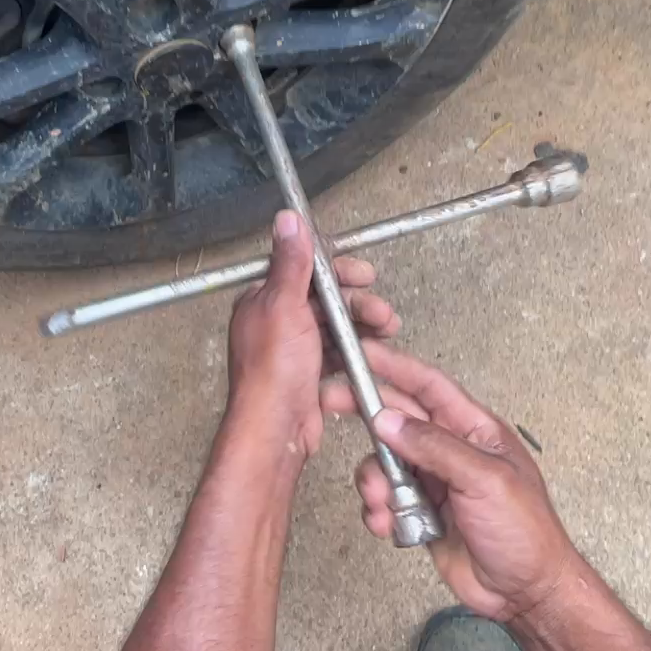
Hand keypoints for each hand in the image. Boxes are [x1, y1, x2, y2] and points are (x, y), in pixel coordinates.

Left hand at [222, 211, 399, 462]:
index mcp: (262, 300)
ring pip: (335, 325)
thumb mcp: (284, 308)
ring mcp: (293, 348)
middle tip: (380, 310)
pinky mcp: (308, 372)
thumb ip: (290, 264)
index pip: (303, 270)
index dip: (336, 270)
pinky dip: (356, 349)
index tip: (363, 274)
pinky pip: (338, 352)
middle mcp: (275, 321)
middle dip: (357, 301)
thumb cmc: (272, 373)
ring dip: (362, 324)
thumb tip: (288, 220)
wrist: (275, 430)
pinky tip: (374, 351)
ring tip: (387, 329)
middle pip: (324, 298)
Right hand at [322, 341, 578, 620]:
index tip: (361, 352)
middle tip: (330, 403)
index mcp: (473, 429)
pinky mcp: (418, 509)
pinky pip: (383, 497)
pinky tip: (388, 525)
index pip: (428, 386)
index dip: (394, 366)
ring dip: (374, 480)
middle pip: (397, 419)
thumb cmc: (524, 532)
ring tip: (383, 503)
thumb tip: (387, 419)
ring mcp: (432, 479)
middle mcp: (448, 448)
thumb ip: (434, 447)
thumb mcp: (484, 481)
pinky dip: (378, 509)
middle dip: (364, 412)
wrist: (524, 594)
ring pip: (383, 461)